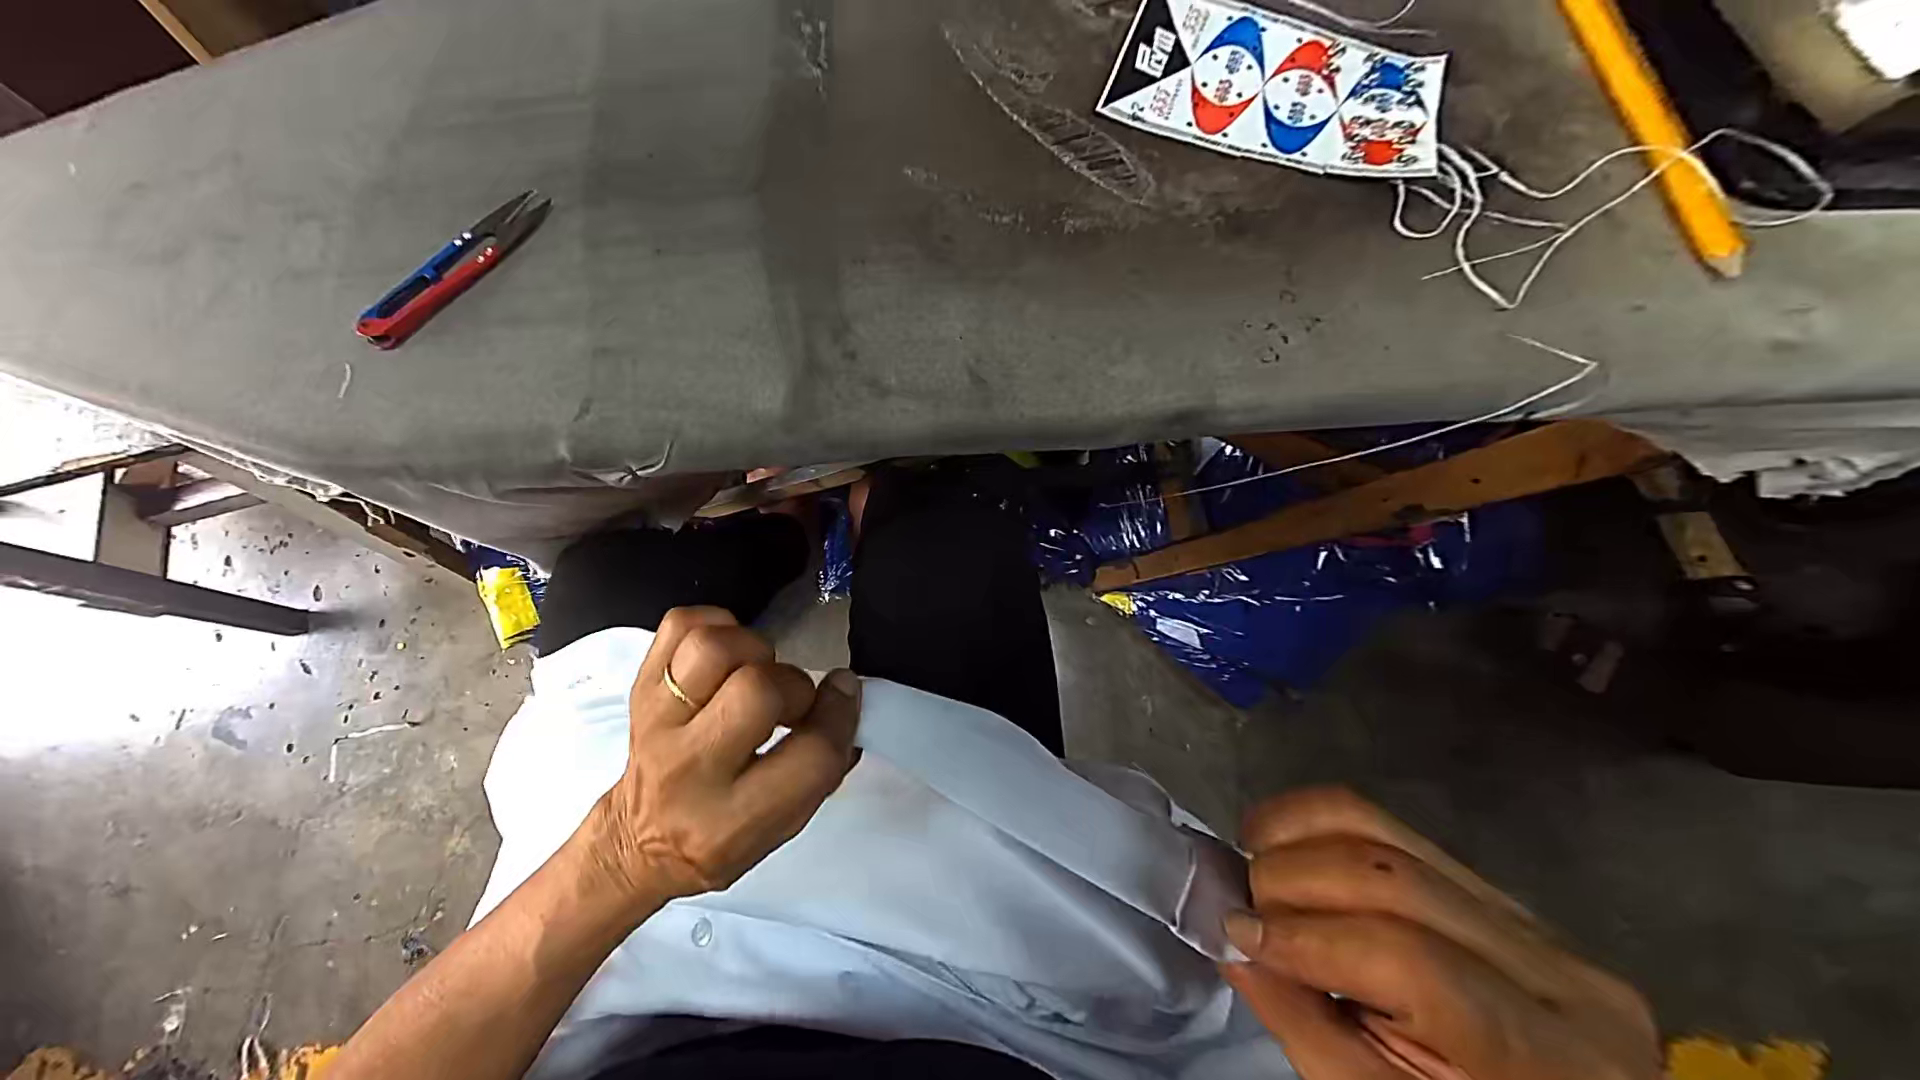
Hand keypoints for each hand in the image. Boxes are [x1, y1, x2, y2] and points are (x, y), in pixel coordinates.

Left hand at [582, 607, 860, 903]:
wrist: (640, 842)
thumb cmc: (722, 835)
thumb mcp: (784, 825)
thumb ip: (825, 765)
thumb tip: (847, 694)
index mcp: (734, 819)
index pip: (811, 754)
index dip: (840, 714)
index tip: (844, 695)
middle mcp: (690, 768)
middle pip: (758, 690)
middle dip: (792, 684)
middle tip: (792, 699)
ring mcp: (657, 722)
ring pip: (713, 648)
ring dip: (752, 650)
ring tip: (757, 672)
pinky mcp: (640, 687)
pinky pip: (680, 625)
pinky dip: (715, 626)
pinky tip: (729, 655)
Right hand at [1221, 788, 1659, 1079]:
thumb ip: (1311, 1034)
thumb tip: (1235, 945)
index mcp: (1537, 1052)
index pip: (1410, 959)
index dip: (1308, 940)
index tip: (1237, 934)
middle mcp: (1544, 963)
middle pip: (1389, 876)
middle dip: (1289, 879)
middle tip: (1241, 906)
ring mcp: (1518, 910)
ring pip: (1385, 829)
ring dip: (1294, 830)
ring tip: (1251, 857)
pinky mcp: (1484, 882)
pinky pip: (1389, 826)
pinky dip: (1318, 823)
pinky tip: (1285, 844)